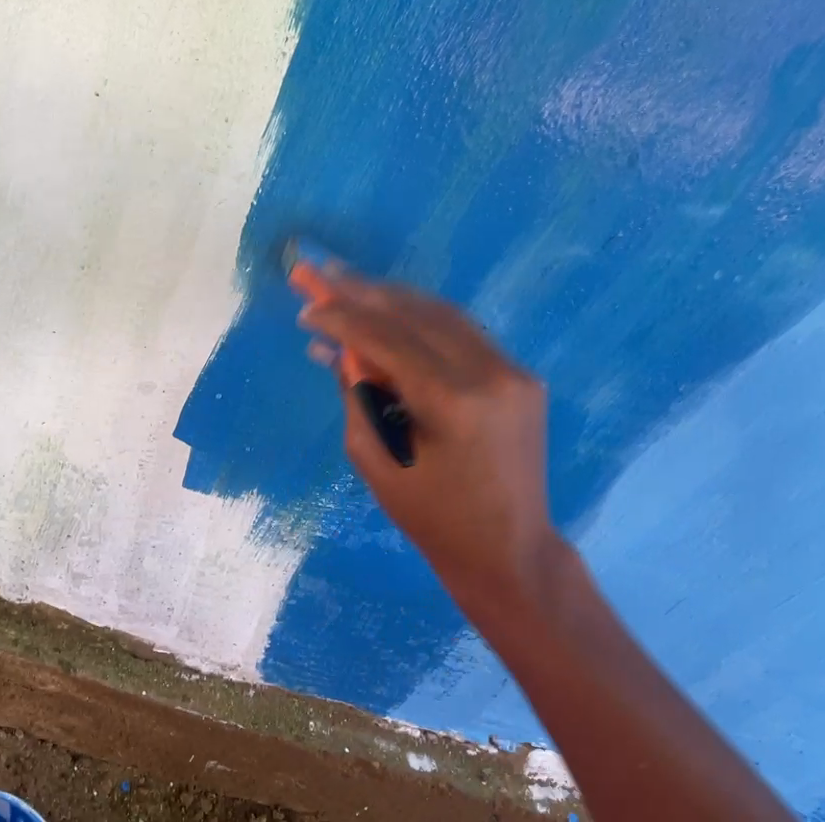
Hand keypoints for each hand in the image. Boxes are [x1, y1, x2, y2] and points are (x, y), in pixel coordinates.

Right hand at [295, 264, 559, 601]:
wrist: (509, 550)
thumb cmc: (430, 516)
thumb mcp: (373, 457)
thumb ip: (356, 393)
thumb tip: (341, 347)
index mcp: (452, 401)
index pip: (385, 338)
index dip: (341, 317)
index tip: (305, 306)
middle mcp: (489, 373)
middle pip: (414, 313)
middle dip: (361, 293)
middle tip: (318, 274)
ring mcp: (512, 371)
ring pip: (441, 313)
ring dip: (390, 298)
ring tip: (347, 283)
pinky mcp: (520, 376)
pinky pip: (461, 332)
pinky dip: (419, 318)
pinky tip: (388, 311)